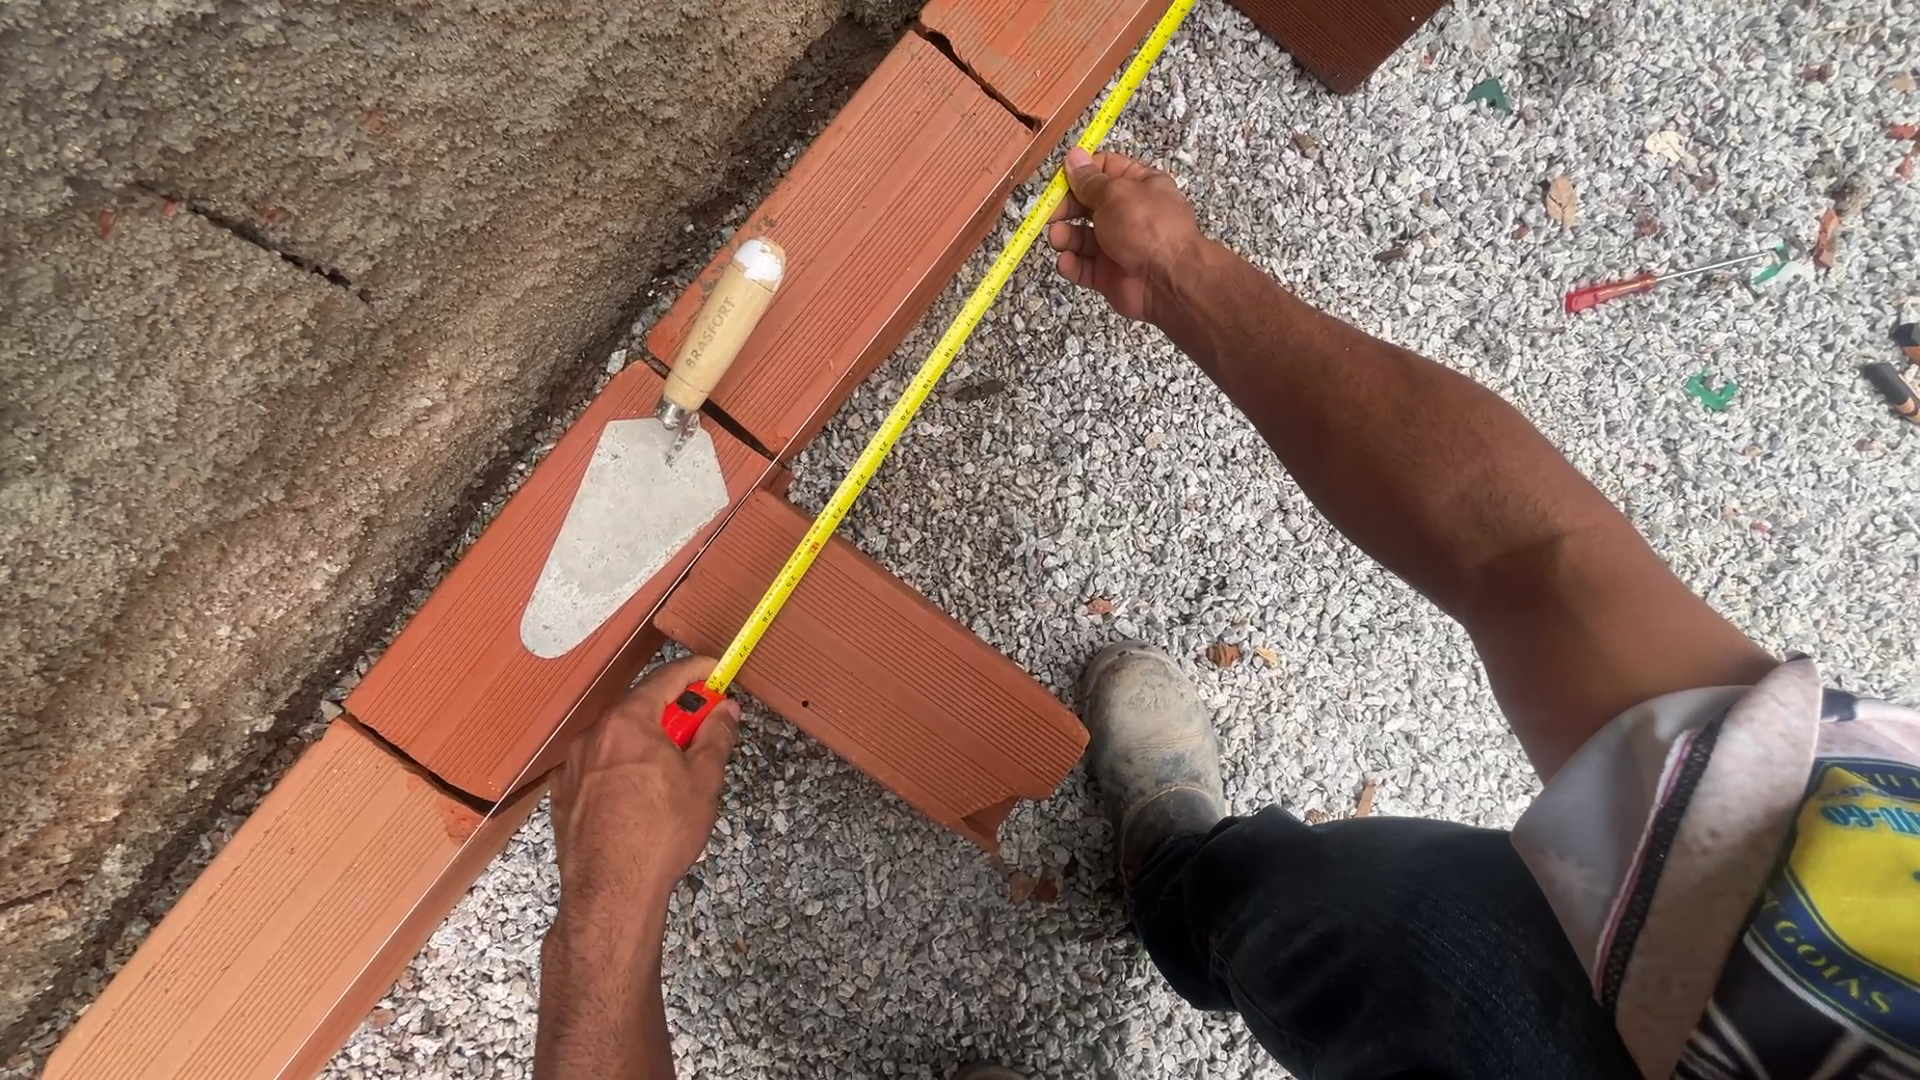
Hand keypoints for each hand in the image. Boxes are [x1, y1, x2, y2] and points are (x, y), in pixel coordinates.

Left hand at [550, 655, 739, 911]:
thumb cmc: (659, 834)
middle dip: (678, 712)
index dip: (699, 671)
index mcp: (629, 722)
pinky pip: (602, 765)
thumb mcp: (704, 779)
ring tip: (679, 770)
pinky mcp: (565, 795)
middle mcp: (594, 735)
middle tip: (707, 728)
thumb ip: (717, 735)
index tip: (719, 672)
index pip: (668, 678)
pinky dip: (627, 765)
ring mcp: (574, 766)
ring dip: (652, 740)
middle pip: (643, 706)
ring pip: (621, 737)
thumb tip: (726, 709)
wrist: (610, 895)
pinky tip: (646, 795)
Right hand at [1046, 147, 1204, 322]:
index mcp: (1137, 186)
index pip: (1104, 170)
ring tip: (1058, 239)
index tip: (1059, 180)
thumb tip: (1073, 157)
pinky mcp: (1108, 276)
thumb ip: (1089, 181)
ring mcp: (1117, 247)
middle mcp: (1128, 215)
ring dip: (1066, 237)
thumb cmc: (1147, 227)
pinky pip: (1083, 268)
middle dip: (1066, 208)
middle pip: (1088, 205)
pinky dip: (1072, 265)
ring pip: (1082, 239)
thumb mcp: (1115, 193)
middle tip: (1050, 213)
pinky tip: (1066, 261)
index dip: (1080, 173)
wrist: (1166, 279)